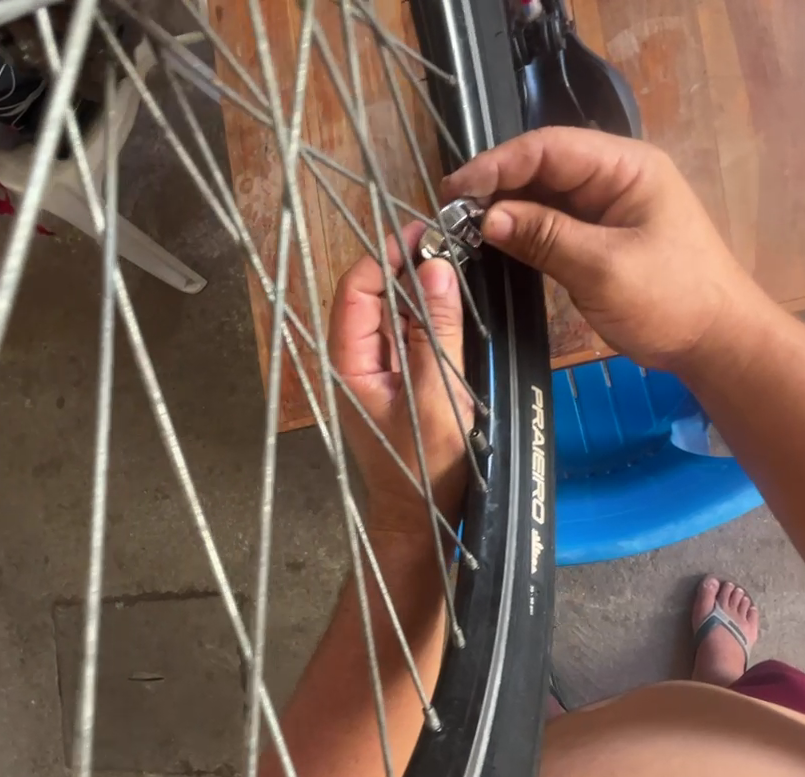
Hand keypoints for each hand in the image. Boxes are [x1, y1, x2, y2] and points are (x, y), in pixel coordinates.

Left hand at [325, 223, 470, 540]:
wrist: (420, 516)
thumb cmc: (424, 466)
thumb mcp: (436, 396)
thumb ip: (435, 332)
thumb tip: (436, 267)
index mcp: (349, 362)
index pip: (356, 288)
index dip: (387, 253)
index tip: (426, 231)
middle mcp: (355, 360)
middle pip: (372, 295)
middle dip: (405, 263)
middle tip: (448, 241)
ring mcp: (375, 371)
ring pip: (391, 313)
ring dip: (419, 286)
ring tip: (455, 260)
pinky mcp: (395, 381)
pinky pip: (406, 336)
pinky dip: (426, 314)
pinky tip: (451, 300)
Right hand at [444, 127, 778, 370]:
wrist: (713, 340)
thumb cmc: (670, 298)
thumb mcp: (603, 268)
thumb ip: (545, 238)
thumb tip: (487, 218)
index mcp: (624, 167)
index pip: (549, 147)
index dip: (498, 164)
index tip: (455, 190)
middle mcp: (612, 178)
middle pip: (542, 168)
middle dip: (496, 186)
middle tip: (450, 214)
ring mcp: (604, 209)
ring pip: (542, 198)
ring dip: (504, 211)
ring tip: (461, 228)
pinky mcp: (596, 239)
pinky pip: (550, 226)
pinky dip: (520, 233)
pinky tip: (492, 244)